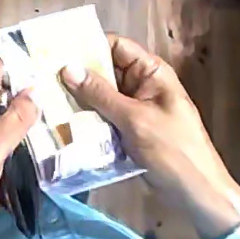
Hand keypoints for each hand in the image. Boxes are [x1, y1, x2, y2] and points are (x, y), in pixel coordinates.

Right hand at [60, 35, 239, 238]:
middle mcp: (140, 84)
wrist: (197, 194)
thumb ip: (100, 94)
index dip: (88, 45)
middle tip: (42, 74)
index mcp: (151, 72)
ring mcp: (133, 107)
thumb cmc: (173, 150)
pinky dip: (84, 116)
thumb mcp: (134, 119)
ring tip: (45, 95)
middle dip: (77, 72)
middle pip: (103, 69)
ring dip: (77, 96)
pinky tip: (60, 118)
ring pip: (99, 94)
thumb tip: (67, 68)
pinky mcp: (126, 128)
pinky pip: (100, 115)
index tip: (56, 49)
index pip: (115, 46)